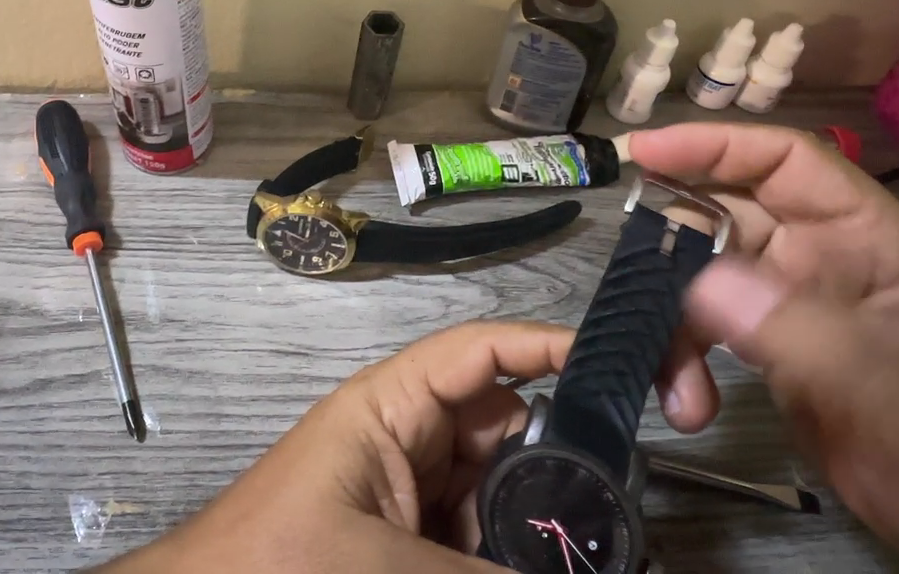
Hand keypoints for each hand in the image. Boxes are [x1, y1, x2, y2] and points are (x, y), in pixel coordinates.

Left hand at [100, 321, 572, 572]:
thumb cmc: (277, 558)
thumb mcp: (382, 562)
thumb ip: (480, 571)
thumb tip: (571, 572)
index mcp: (392, 404)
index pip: (479, 352)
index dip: (545, 346)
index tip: (617, 366)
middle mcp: (410, 436)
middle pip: (505, 428)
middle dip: (560, 461)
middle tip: (621, 509)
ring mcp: (413, 490)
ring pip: (498, 489)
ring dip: (539, 521)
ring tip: (595, 545)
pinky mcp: (412, 536)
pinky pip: (477, 531)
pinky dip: (509, 548)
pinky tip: (544, 562)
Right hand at [633, 123, 898, 573]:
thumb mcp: (896, 394)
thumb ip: (801, 332)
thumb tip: (700, 284)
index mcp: (869, 238)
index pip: (786, 162)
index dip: (714, 146)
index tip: (644, 153)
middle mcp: (822, 253)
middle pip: (726, 213)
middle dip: (674, 244)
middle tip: (635, 281)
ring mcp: (790, 296)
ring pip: (700, 271)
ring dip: (672, 320)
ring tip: (672, 380)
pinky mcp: (767, 339)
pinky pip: (701, 324)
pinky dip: (681, 358)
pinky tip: (687, 405)